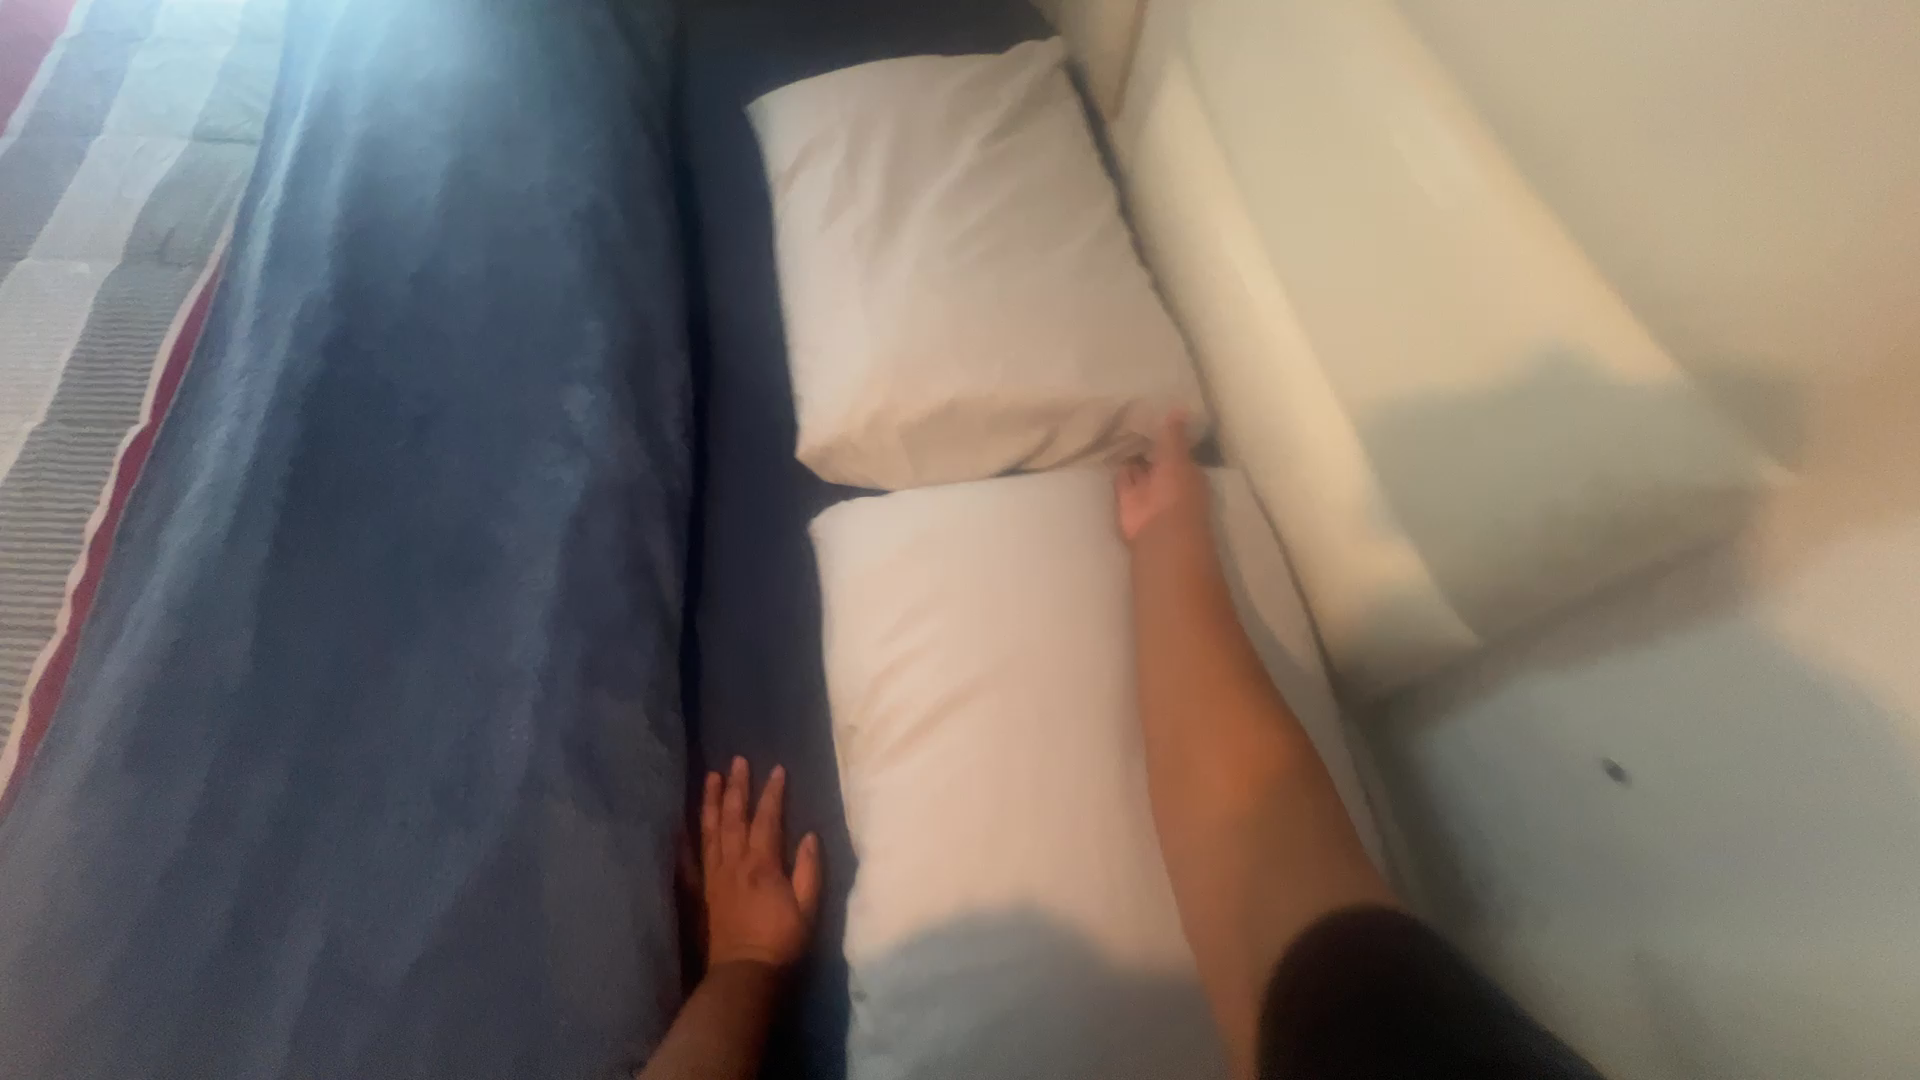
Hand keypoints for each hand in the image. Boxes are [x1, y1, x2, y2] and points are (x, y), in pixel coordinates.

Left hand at [700, 757, 820, 971]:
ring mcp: (716, 875)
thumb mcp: (808, 907)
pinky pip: (697, 853)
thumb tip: (808, 835)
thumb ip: (808, 869)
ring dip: (712, 801)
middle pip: (734, 817)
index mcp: (762, 864)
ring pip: (712, 829)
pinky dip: (694, 833)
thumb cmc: (781, 939)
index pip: (767, 818)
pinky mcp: (705, 889)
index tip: (777, 769)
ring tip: (712, 777)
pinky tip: (691, 821)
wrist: (744, 974)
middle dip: (737, 786)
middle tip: (736, 760)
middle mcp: (735, 863)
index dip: (772, 792)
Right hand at [1115, 411, 1209, 544]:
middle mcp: (1167, 481)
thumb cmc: (1177, 492)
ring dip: (1131, 454)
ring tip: (1120, 429)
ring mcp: (1146, 491)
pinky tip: (1112, 449)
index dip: (1167, 436)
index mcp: (1185, 471)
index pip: (1176, 450)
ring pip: (1138, 469)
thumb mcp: (1178, 458)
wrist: (1159, 531)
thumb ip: (1174, 435)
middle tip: (1133, 418)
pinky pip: (1123, 478)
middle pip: (1156, 459)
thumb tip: (1178, 407)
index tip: (1156, 415)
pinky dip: (1119, 468)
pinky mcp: (1126, 500)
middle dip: (1146, 444)